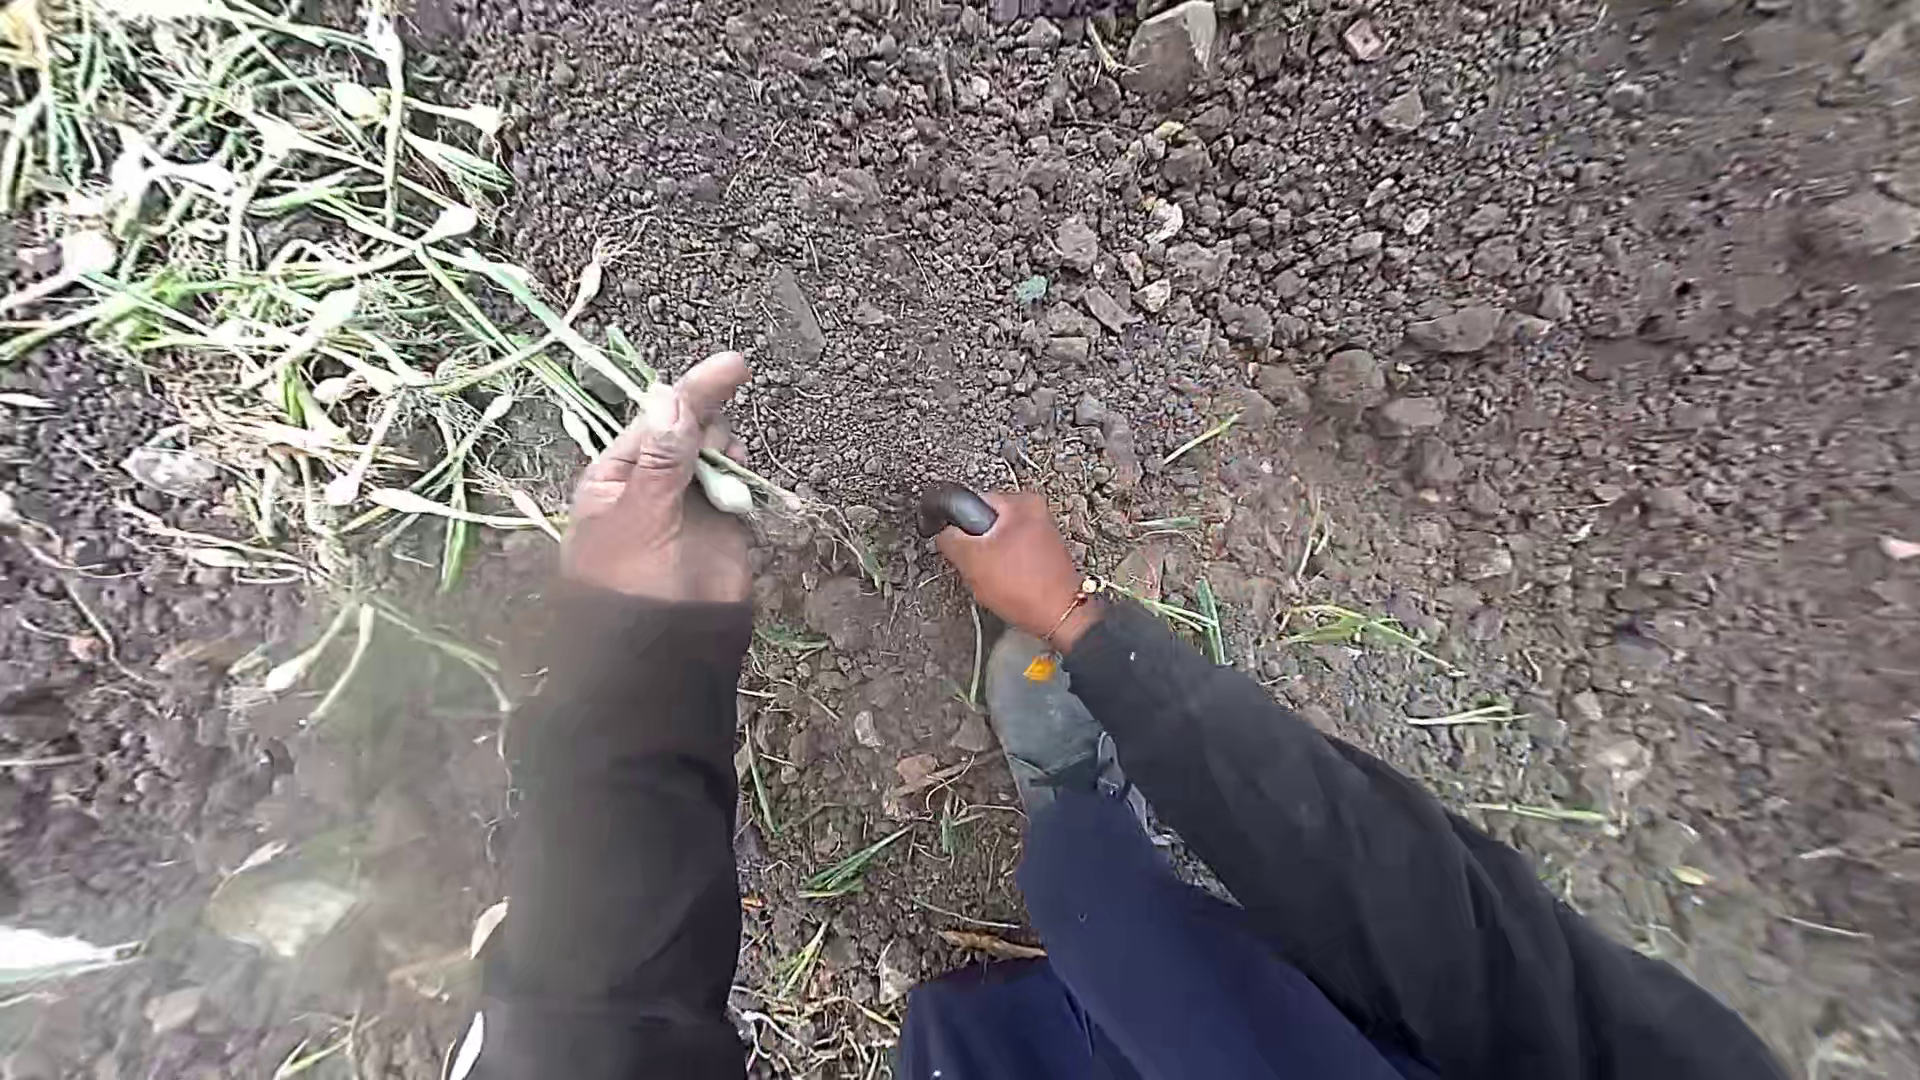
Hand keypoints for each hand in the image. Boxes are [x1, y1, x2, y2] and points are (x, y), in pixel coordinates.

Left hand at [561, 351, 752, 602]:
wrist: (672, 645)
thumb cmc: (636, 583)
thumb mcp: (639, 516)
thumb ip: (662, 459)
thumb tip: (674, 397)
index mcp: (621, 473)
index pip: (658, 418)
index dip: (694, 391)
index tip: (734, 366)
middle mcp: (658, 479)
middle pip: (693, 429)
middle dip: (710, 428)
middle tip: (716, 454)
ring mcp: (694, 499)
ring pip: (722, 454)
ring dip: (729, 457)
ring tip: (722, 487)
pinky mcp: (726, 520)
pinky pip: (740, 484)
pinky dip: (745, 481)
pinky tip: (739, 492)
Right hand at [934, 491, 1102, 651]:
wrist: (1060, 616)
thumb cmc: (1026, 588)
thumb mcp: (972, 561)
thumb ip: (950, 539)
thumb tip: (943, 532)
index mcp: (1021, 502)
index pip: (973, 503)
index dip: (959, 528)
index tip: (959, 547)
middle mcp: (1036, 512)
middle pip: (985, 525)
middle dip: (976, 547)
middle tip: (979, 567)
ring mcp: (1042, 533)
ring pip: (998, 542)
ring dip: (990, 560)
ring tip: (996, 578)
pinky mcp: (1045, 553)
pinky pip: (1013, 555)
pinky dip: (1006, 568)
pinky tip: (1008, 584)